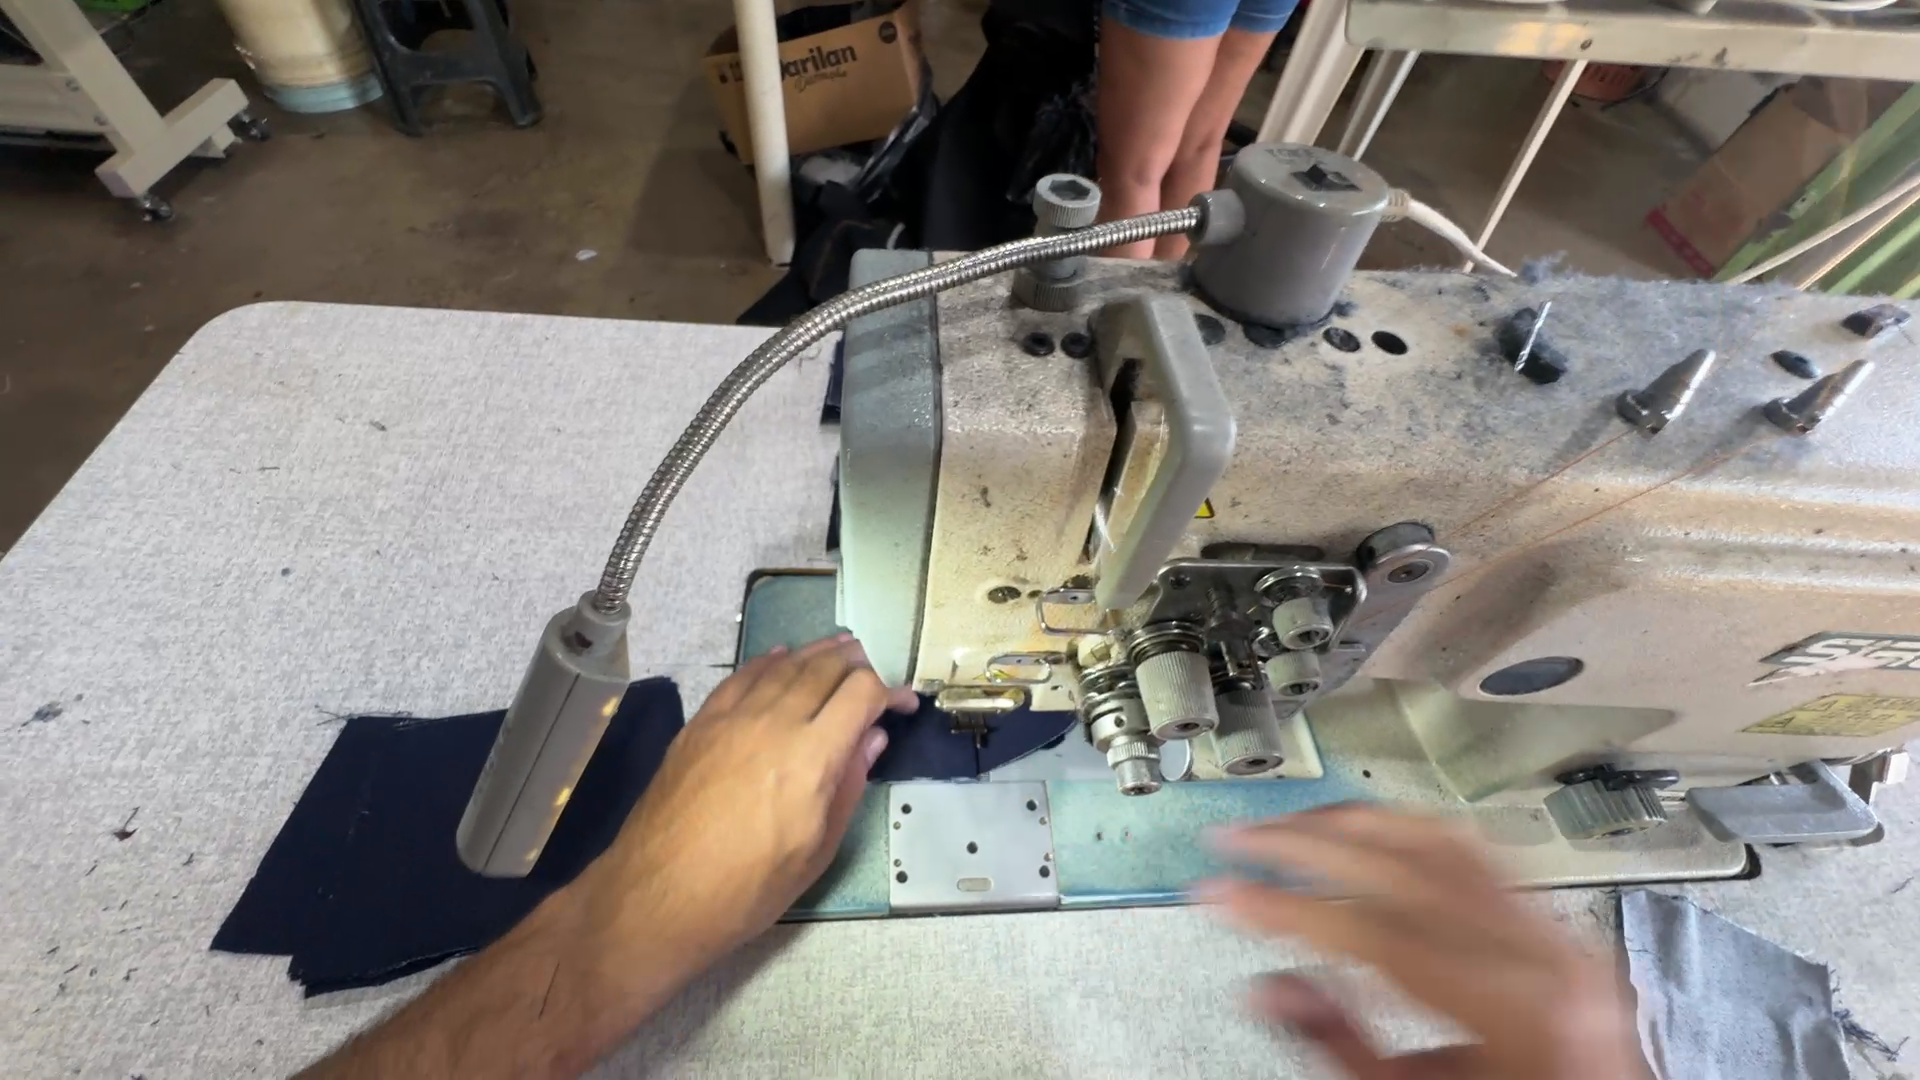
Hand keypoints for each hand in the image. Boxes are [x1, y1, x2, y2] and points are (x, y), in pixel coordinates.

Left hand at [580, 635, 914, 974]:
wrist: (655, 900)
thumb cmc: (747, 890)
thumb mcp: (817, 851)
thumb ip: (849, 785)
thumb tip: (871, 737)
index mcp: (812, 756)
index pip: (861, 693)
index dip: (890, 691)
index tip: (903, 704)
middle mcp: (775, 722)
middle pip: (825, 668)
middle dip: (857, 662)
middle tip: (872, 670)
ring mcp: (734, 717)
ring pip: (786, 664)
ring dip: (818, 653)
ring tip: (839, 647)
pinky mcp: (702, 722)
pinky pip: (743, 676)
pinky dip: (769, 661)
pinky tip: (782, 656)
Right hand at [1201, 805, 1646, 1079]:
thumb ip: (1341, 1045)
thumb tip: (1262, 987)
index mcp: (1513, 1012)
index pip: (1369, 933)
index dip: (1281, 906)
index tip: (1218, 891)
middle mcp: (1540, 954)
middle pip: (1393, 866)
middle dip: (1294, 844)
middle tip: (1231, 840)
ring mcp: (1550, 926)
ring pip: (1427, 835)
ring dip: (1339, 824)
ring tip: (1279, 826)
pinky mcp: (1546, 915)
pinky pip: (1465, 845)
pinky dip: (1396, 825)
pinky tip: (1356, 825)